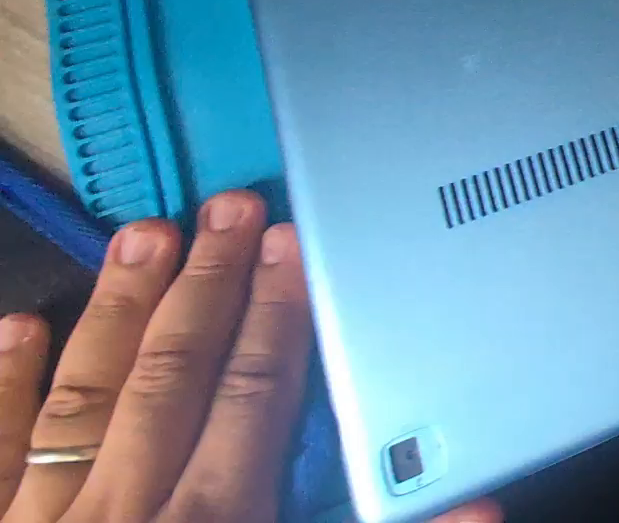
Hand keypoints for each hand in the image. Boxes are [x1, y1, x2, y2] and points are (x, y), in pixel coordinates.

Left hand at [0, 191, 500, 522]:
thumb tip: (490, 502)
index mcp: (215, 516)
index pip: (256, 385)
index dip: (278, 307)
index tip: (287, 240)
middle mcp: (124, 508)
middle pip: (173, 371)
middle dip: (204, 282)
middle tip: (221, 206)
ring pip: (79, 397)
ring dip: (113, 311)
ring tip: (140, 235)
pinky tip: (15, 328)